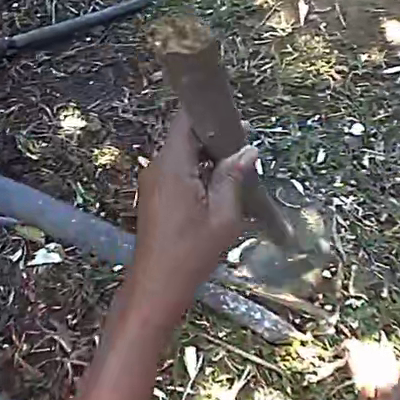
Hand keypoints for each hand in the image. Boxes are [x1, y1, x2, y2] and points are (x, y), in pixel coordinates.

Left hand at [130, 111, 256, 308]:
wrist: (157, 283)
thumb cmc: (192, 252)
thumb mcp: (223, 216)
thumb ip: (233, 178)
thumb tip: (248, 150)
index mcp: (172, 165)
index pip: (185, 120)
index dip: (209, 116)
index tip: (236, 125)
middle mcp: (156, 165)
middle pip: (184, 136)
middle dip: (213, 140)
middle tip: (242, 153)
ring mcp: (151, 178)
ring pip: (181, 153)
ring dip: (205, 158)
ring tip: (233, 173)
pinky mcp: (152, 192)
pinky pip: (175, 169)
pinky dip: (195, 171)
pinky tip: (214, 189)